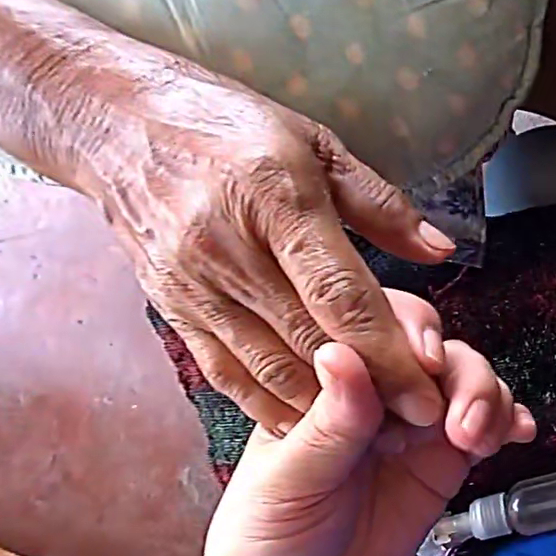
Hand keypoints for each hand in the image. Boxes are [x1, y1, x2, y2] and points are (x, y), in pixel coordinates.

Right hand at [38, 46, 457, 435]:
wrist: (115, 123)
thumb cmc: (229, 126)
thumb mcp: (316, 144)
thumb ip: (381, 205)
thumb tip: (440, 251)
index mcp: (277, 201)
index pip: (341, 296)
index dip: (388, 355)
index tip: (426, 396)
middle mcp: (231, 250)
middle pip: (310, 341)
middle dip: (369, 392)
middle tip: (415, 425)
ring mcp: (193, 286)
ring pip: (268, 367)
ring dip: (321, 408)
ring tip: (373, 431)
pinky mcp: (171, 308)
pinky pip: (225, 371)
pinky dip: (268, 404)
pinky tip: (305, 424)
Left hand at [192, 291, 534, 555]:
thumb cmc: (267, 538)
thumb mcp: (288, 482)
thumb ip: (329, 424)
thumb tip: (342, 354)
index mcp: (325, 383)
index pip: (372, 327)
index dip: (407, 331)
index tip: (425, 362)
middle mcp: (375, 394)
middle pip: (435, 349)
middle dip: (460, 373)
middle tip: (459, 419)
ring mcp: (414, 426)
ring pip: (467, 382)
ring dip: (487, 397)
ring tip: (479, 437)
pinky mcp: (443, 461)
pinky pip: (486, 427)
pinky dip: (508, 421)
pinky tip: (517, 433)